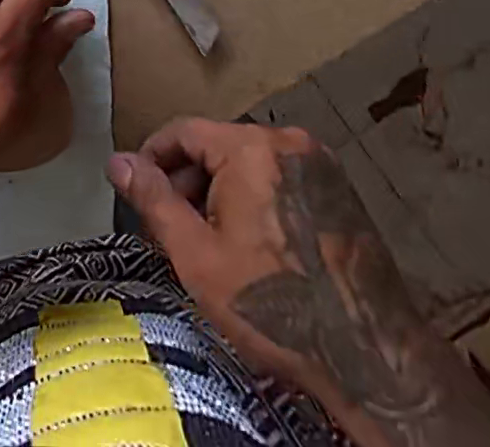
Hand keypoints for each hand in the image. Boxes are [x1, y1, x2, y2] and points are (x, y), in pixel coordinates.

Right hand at [108, 118, 489, 446]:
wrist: (373, 359)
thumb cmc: (273, 304)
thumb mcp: (195, 253)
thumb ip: (152, 199)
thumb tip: (116, 161)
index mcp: (252, 148)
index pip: (183, 131)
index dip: (150, 158)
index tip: (134, 192)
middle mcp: (289, 142)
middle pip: (215, 146)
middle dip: (184, 182)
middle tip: (169, 230)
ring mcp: (320, 164)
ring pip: (246, 164)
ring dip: (216, 193)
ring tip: (206, 244)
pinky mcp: (339, 190)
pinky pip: (277, 178)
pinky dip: (251, 200)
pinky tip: (247, 245)